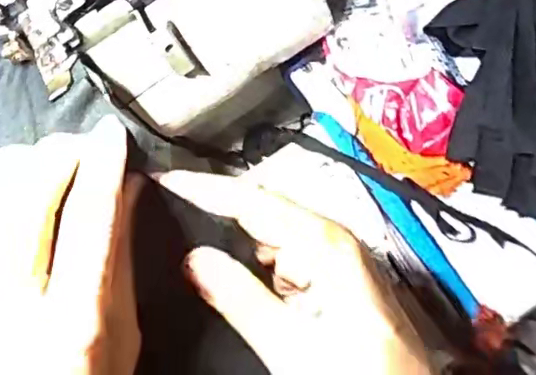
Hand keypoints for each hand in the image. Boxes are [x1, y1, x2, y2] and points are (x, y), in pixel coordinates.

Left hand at [0, 116, 144, 374]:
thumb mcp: (122, 333)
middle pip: (29, 196)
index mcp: (69, 327)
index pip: (89, 216)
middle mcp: (4, 313)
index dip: (103, 162)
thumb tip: (130, 180)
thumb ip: (123, 252)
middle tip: (83, 144)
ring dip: (21, 161)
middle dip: (60, 152)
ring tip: (48, 160)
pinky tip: (1, 184)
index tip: (112, 132)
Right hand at [159, 170, 433, 374]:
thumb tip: (196, 261)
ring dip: (237, 241)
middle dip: (217, 211)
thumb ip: (239, 299)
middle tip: (172, 207)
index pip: (251, 199)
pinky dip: (260, 264)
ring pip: (270, 235)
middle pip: (260, 209)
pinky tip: (242, 278)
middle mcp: (330, 237)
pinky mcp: (333, 278)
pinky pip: (285, 258)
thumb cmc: (366, 374)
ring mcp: (333, 256)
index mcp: (323, 240)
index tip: (169, 180)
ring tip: (197, 240)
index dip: (205, 187)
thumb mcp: (291, 348)